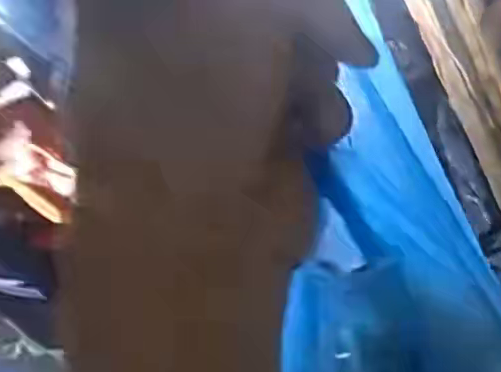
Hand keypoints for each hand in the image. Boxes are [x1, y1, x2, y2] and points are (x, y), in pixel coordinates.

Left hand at [67, 0, 376, 275]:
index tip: (306, 14)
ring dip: (317, 77)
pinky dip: (325, 115)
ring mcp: (236, 82)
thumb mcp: (241, 22)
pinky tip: (313, 134)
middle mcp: (189, 27)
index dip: (289, 7)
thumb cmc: (200, 109)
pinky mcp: (277, 130)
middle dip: (303, 29)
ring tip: (305, 109)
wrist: (213, 220)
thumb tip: (348, 33)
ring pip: (305, 52)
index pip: (240, 0)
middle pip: (278, 17)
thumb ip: (297, 5)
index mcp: (152, 1)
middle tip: (311, 52)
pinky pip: (320, 101)